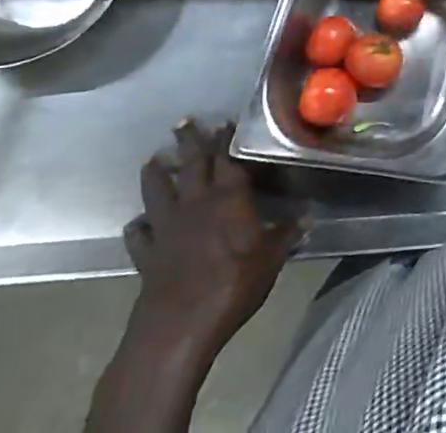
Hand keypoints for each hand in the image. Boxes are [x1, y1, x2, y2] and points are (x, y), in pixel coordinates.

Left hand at [122, 120, 306, 347]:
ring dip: (156, 173)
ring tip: (153, 159)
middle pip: (192, 164)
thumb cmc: (235, 283)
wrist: (181, 324)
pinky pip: (139, 233)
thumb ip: (287, 233)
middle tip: (183, 123)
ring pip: (158, 190)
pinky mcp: (147, 253)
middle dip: (189, 141)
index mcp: (229, 198)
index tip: (225, 122)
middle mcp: (195, 203)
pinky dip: (138, 225)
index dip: (227, 139)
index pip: (228, 159)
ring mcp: (167, 226)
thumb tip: (307, 216)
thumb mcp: (272, 258)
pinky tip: (138, 223)